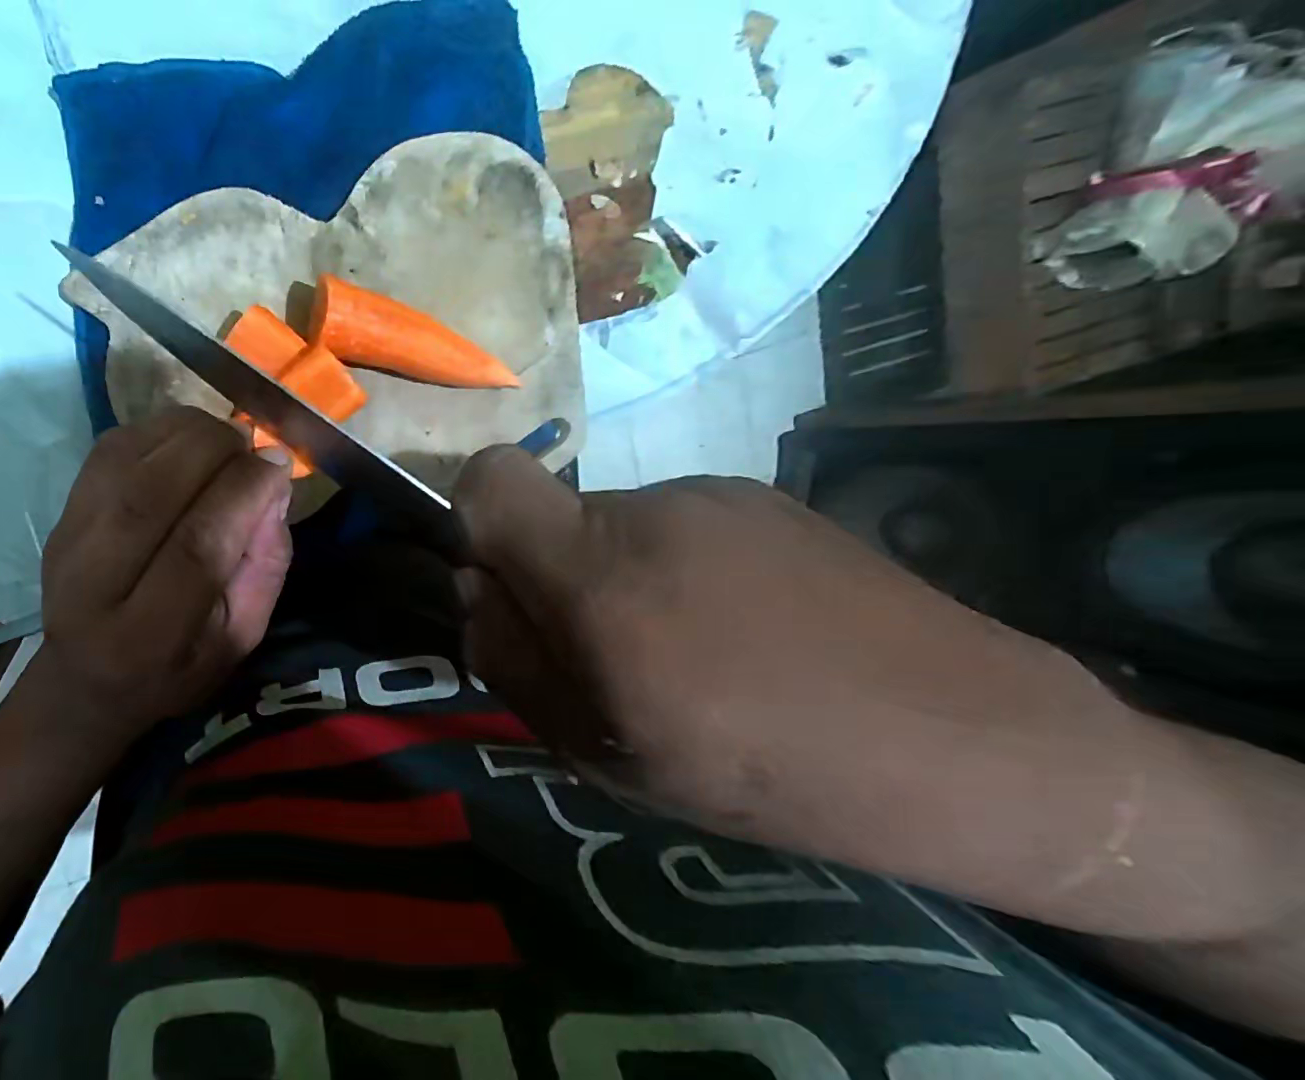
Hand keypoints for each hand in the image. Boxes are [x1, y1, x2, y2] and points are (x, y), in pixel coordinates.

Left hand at [36, 407, 292, 740]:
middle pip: (151, 493)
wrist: (88, 679)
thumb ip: (266, 566)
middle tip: (252, 440)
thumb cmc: (177, 668)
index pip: (197, 546)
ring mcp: (67, 543)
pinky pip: (108, 450)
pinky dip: (155, 429)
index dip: (244, 492)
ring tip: (225, 435)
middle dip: (214, 451)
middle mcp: (94, 586)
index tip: (278, 465)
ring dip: (184, 431)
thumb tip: (274, 484)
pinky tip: (187, 437)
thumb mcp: (241, 637)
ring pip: (124, 461)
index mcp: (148, 637)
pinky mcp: (59, 515)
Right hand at [452, 448, 1122, 831]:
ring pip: (611, 525)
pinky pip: (672, 523)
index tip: (499, 586)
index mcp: (599, 579)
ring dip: (614, 578)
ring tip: (687, 648)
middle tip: (607, 655)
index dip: (470, 522)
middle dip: (549, 576)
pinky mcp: (761, 495)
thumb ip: (513, 660)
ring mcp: (711, 492)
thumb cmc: (763, 771)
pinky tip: (739, 628)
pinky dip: (672, 569)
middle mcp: (648, 510)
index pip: (487, 480)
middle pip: (548, 516)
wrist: (968, 743)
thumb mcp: (600, 750)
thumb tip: (474, 591)